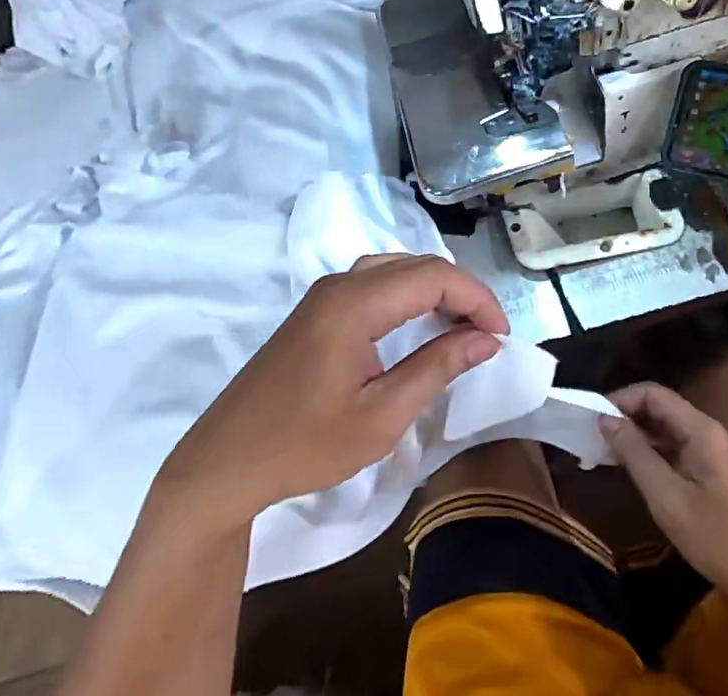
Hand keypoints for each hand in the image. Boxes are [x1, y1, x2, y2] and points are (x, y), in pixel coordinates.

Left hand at [148, 254, 506, 532]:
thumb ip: (436, 368)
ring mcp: (322, 295)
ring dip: (434, 291)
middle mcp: (338, 286)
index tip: (501, 337)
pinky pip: (373, 284)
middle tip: (487, 336)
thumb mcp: (381, 416)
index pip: (432, 276)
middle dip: (460, 292)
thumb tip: (486, 339)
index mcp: (353, 305)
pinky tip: (419, 325)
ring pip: (395, 269)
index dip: (476, 299)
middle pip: (415, 265)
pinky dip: (408, 296)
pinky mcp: (315, 310)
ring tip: (461, 329)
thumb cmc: (304, 446)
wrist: (226, 462)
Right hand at [600, 383, 727, 595]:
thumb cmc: (716, 537)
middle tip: (594, 435)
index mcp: (700, 430)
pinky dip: (651, 452)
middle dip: (626, 416)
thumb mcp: (666, 496)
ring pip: (666, 428)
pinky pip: (676, 447)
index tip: (593, 417)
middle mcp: (708, 432)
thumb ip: (634, 453)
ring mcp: (713, 451)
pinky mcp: (713, 471)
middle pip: (660, 407)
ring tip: (605, 451)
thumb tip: (606, 419)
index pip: (653, 394)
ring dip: (636, 435)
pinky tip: (632, 468)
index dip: (621, 399)